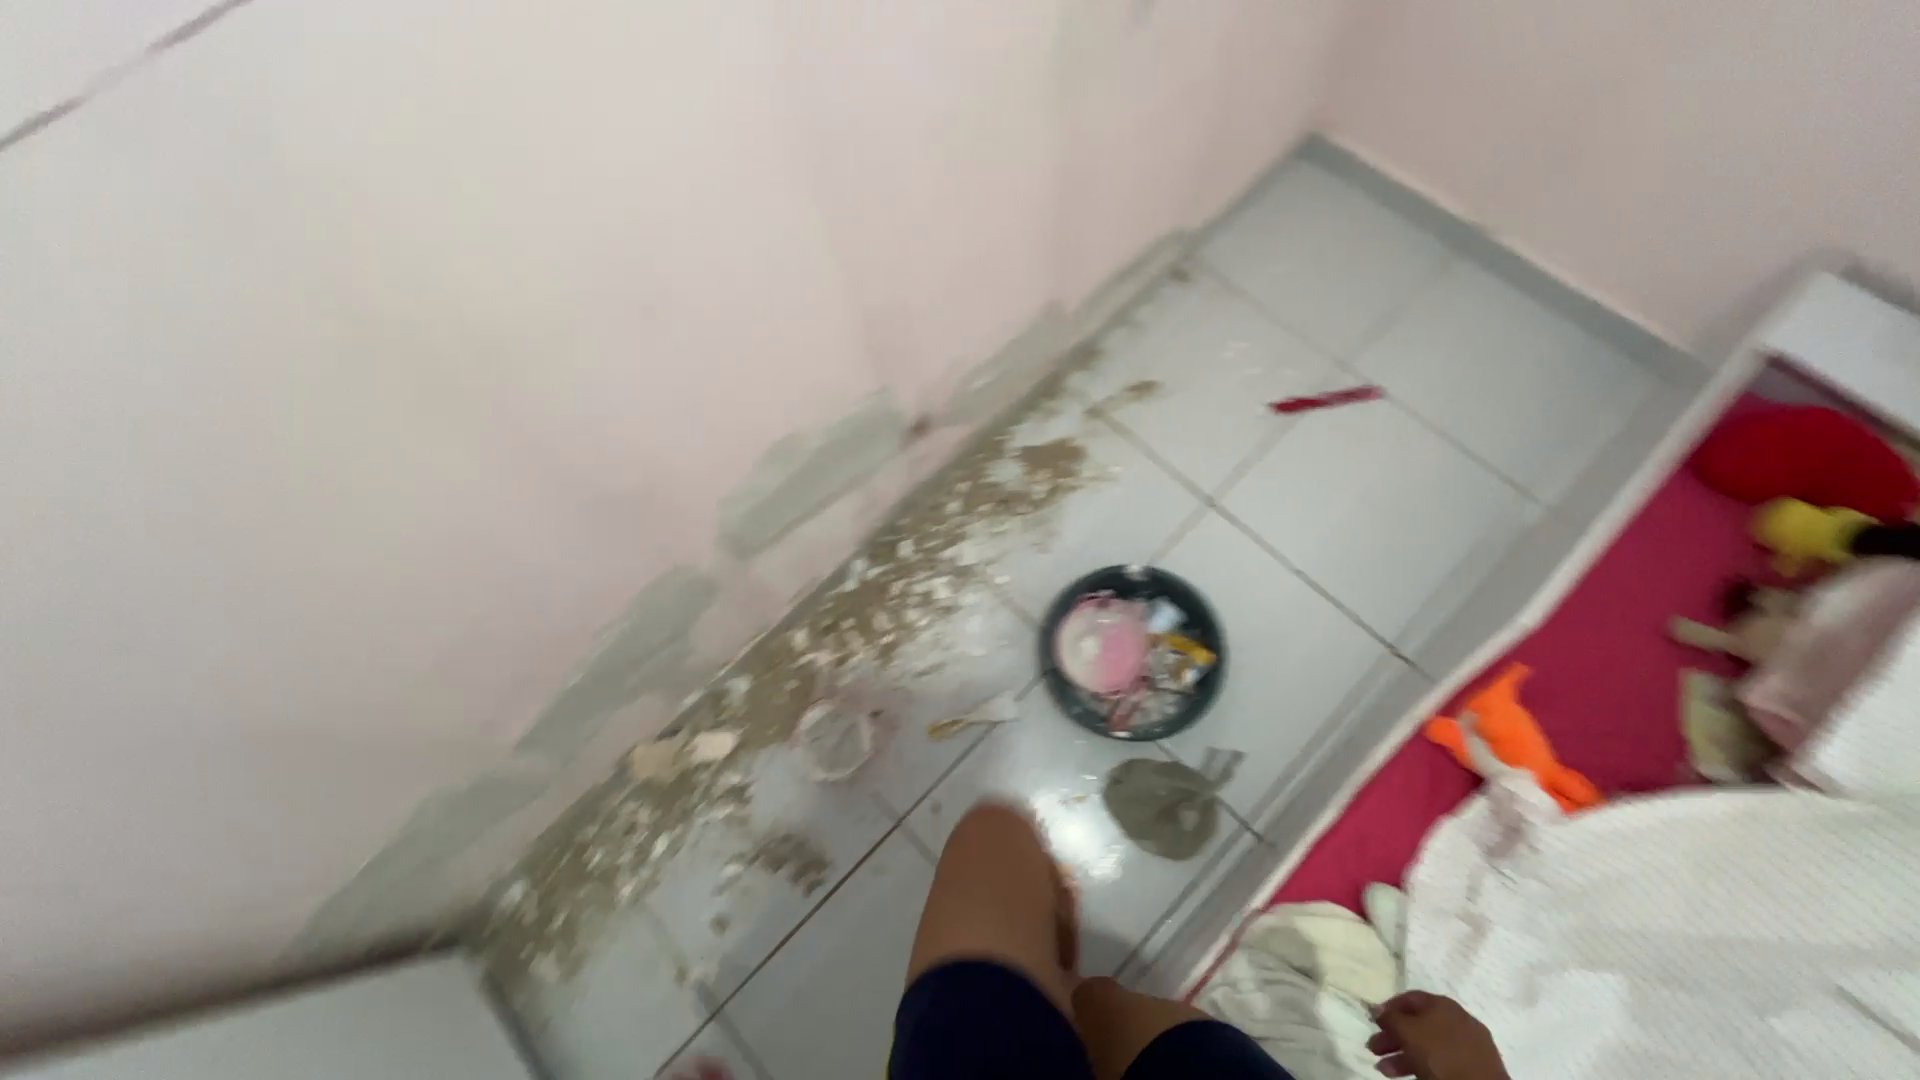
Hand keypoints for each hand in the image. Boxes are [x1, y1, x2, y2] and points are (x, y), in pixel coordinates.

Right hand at [1368, 991, 1508, 1079]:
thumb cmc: (1440, 1055)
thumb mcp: (1407, 1032)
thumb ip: (1390, 1018)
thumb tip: (1378, 1009)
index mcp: (1442, 1004)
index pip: (1409, 998)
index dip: (1388, 1008)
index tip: (1374, 1022)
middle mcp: (1457, 1019)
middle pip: (1417, 1024)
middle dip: (1393, 1037)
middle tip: (1374, 1049)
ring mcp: (1469, 1045)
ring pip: (1429, 1046)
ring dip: (1403, 1056)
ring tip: (1384, 1070)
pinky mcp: (1476, 1068)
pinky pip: (1443, 1061)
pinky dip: (1423, 1066)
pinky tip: (1408, 1076)